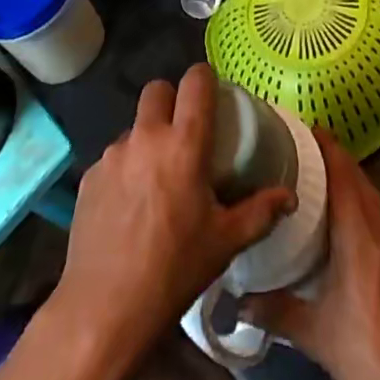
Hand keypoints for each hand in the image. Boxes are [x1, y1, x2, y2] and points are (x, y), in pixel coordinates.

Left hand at [0, 65, 293, 379]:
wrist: (107, 302)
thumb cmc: (176, 268)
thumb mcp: (225, 242)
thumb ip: (260, 212)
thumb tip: (289, 195)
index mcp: (183, 145)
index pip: (194, 85)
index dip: (204, 77)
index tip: (211, 87)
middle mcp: (144, 137)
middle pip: (156, 91)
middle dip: (172, 98)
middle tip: (185, 127)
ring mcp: (112, 154)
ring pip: (133, 126)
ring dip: (148, 137)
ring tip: (158, 176)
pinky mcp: (89, 174)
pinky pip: (114, 157)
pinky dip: (126, 167)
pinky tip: (131, 203)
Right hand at [243, 128, 379, 379]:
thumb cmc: (364, 342)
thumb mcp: (310, 327)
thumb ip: (271, 308)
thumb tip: (234, 299)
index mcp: (358, 229)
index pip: (342, 169)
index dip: (321, 143)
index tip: (294, 125)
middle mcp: (378, 225)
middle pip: (355, 173)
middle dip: (326, 153)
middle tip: (290, 144)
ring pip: (365, 189)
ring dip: (341, 173)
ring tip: (306, 169)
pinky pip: (371, 207)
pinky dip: (351, 194)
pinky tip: (330, 209)